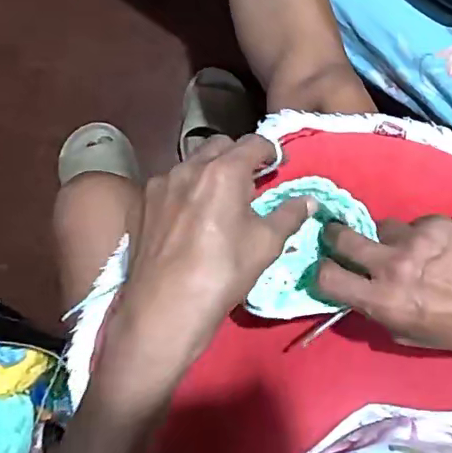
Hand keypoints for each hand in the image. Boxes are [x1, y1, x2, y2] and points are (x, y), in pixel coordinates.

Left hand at [95, 135, 312, 412]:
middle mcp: (189, 168)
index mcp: (223, 171)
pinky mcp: (143, 204)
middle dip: (239, 157)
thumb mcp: (267, 244)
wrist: (165, 308)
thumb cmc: (223, 272)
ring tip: (221, 200)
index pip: (254, 143)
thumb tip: (308, 200)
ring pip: (192, 163)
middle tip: (252, 183)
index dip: (271, 151)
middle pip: (220, 146)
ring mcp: (161, 184)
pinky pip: (171, 184)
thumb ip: (289, 215)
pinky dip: (187, 190)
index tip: (279, 166)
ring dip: (211, 171)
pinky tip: (192, 218)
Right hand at [314, 216, 451, 356]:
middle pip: (342, 237)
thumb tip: (358, 292)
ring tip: (411, 252)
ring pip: (382, 227)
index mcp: (384, 300)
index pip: (327, 277)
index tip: (329, 269)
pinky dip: (419, 235)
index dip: (323, 272)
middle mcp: (393, 265)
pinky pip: (413, 224)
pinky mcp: (436, 221)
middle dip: (336, 237)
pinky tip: (439, 249)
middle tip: (340, 238)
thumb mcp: (409, 335)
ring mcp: (416, 239)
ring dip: (388, 238)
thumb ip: (378, 312)